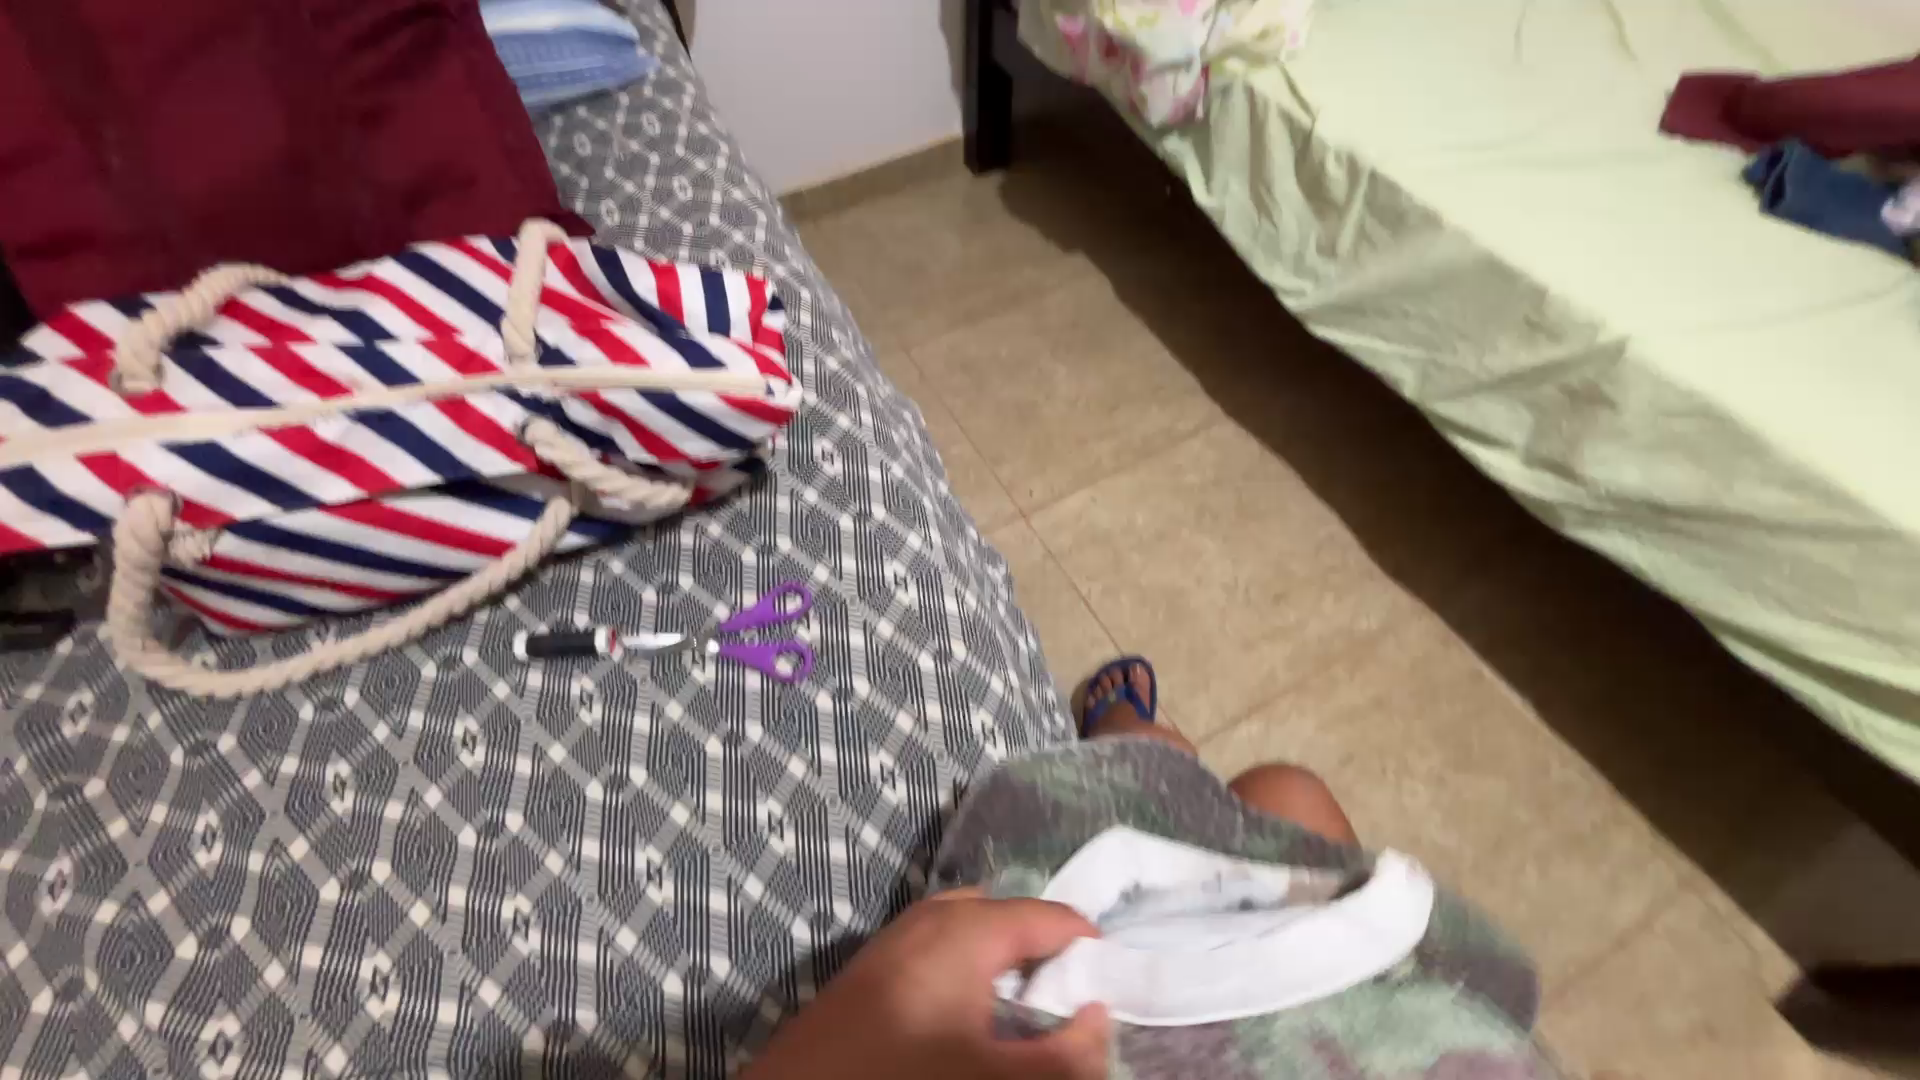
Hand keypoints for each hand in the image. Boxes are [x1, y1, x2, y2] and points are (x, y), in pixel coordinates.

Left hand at [742, 889, 1110, 1078]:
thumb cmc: (905, 1077)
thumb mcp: (996, 1078)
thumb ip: (1064, 1056)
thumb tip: (1100, 1017)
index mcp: (968, 927)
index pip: (1051, 917)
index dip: (1090, 948)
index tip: (1113, 987)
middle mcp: (934, 915)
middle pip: (1012, 919)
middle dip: (1047, 955)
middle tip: (1068, 1005)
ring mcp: (901, 935)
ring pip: (976, 933)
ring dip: (1008, 965)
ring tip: (1025, 1016)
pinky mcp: (878, 963)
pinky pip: (945, 949)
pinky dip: (973, 972)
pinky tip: (971, 1020)